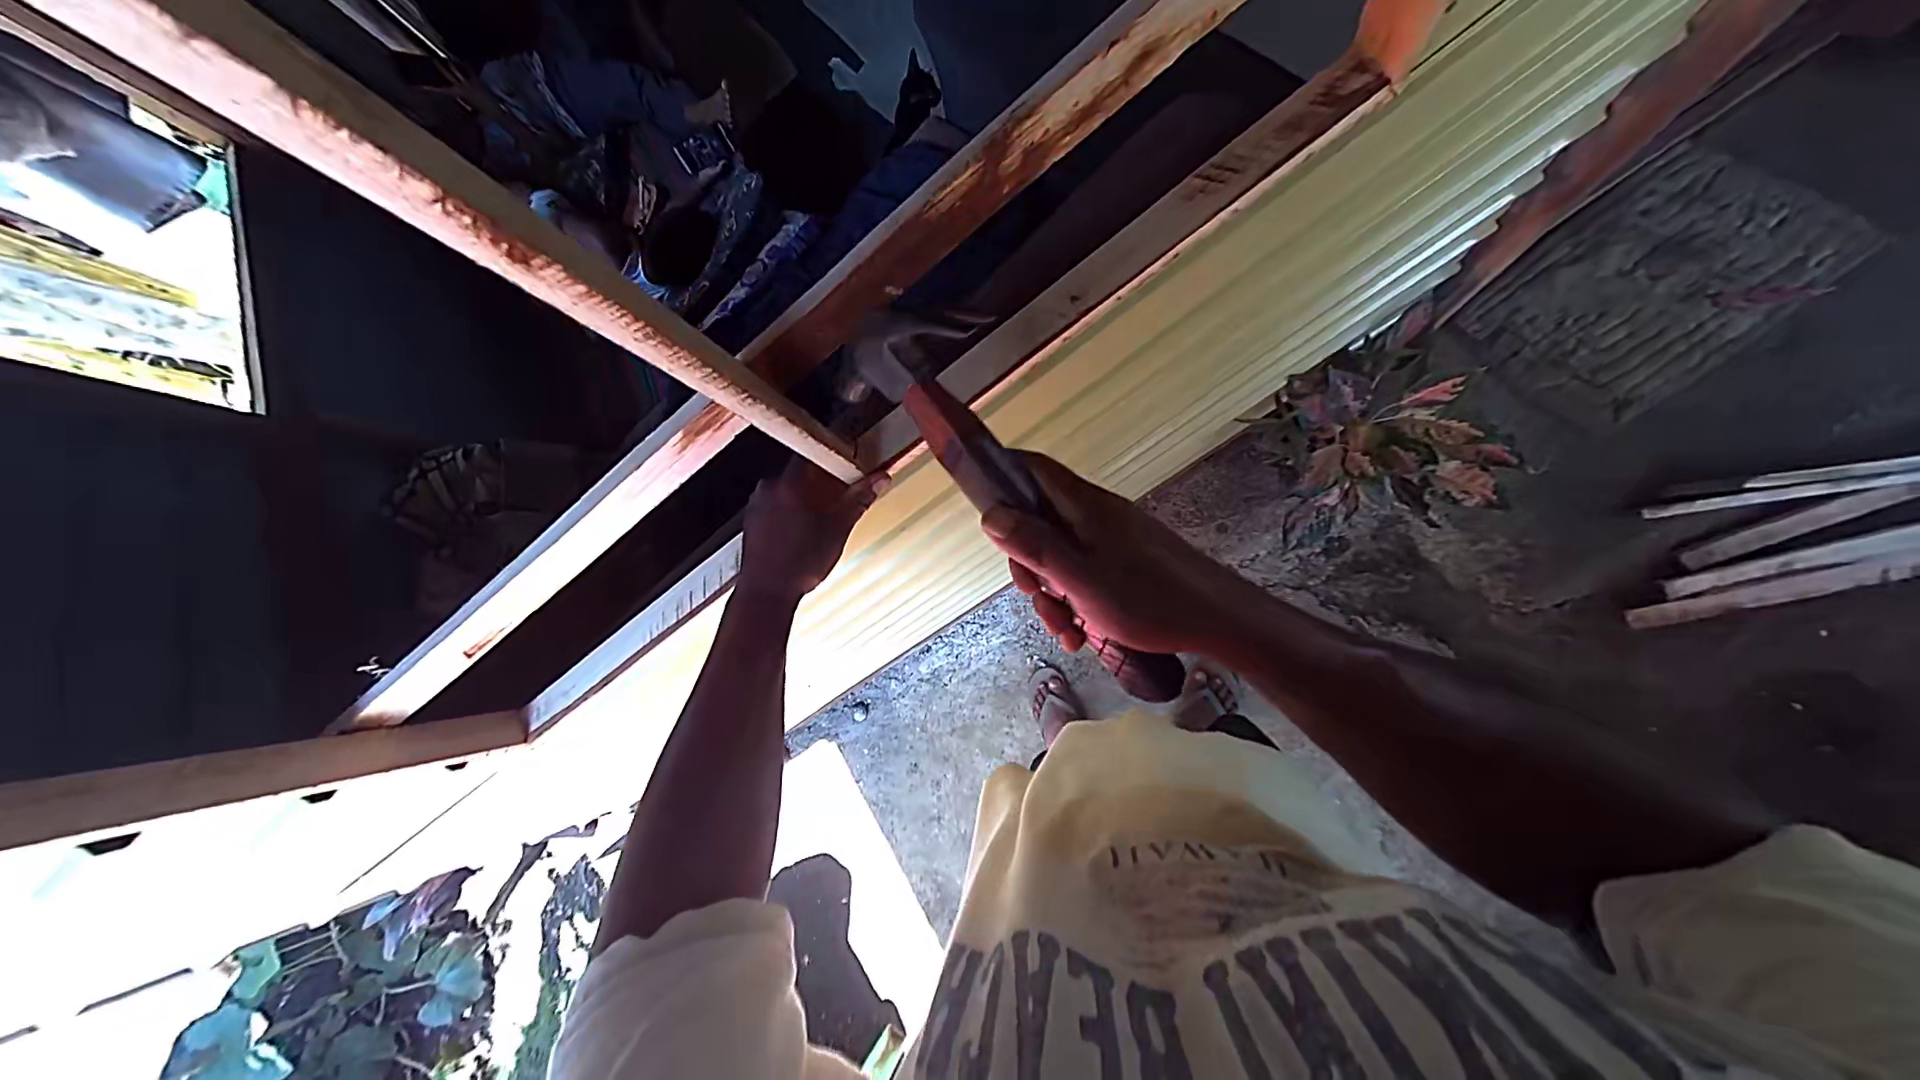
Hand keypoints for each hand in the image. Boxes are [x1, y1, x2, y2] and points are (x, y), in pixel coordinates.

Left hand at [739, 458, 889, 601]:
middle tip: (840, 496)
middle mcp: (769, 487)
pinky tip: (803, 531)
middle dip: (822, 480)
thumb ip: (859, 499)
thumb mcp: (838, 529)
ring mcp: (757, 503)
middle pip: (800, 470)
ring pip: (788, 488)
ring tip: (822, 519)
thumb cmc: (797, 564)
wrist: (767, 592)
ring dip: (806, 496)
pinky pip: (775, 503)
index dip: (834, 455)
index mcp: (790, 483)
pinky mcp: (752, 519)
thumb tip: (878, 481)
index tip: (847, 464)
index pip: (814, 451)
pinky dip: (791, 510)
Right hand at [981, 453, 1258, 657]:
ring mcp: (1113, 539)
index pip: (1034, 470)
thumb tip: (992, 516)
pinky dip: (1076, 600)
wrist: (1218, 620)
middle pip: (1041, 522)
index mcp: (1085, 508)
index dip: (1003, 475)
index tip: (984, 504)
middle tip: (1036, 595)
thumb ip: (1035, 547)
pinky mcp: (1126, 562)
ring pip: (1061, 555)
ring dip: (1053, 592)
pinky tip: (1083, 632)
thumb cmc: (1153, 601)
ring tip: (1067, 628)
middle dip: (1028, 562)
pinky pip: (1085, 573)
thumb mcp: (1081, 580)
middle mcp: (1097, 516)